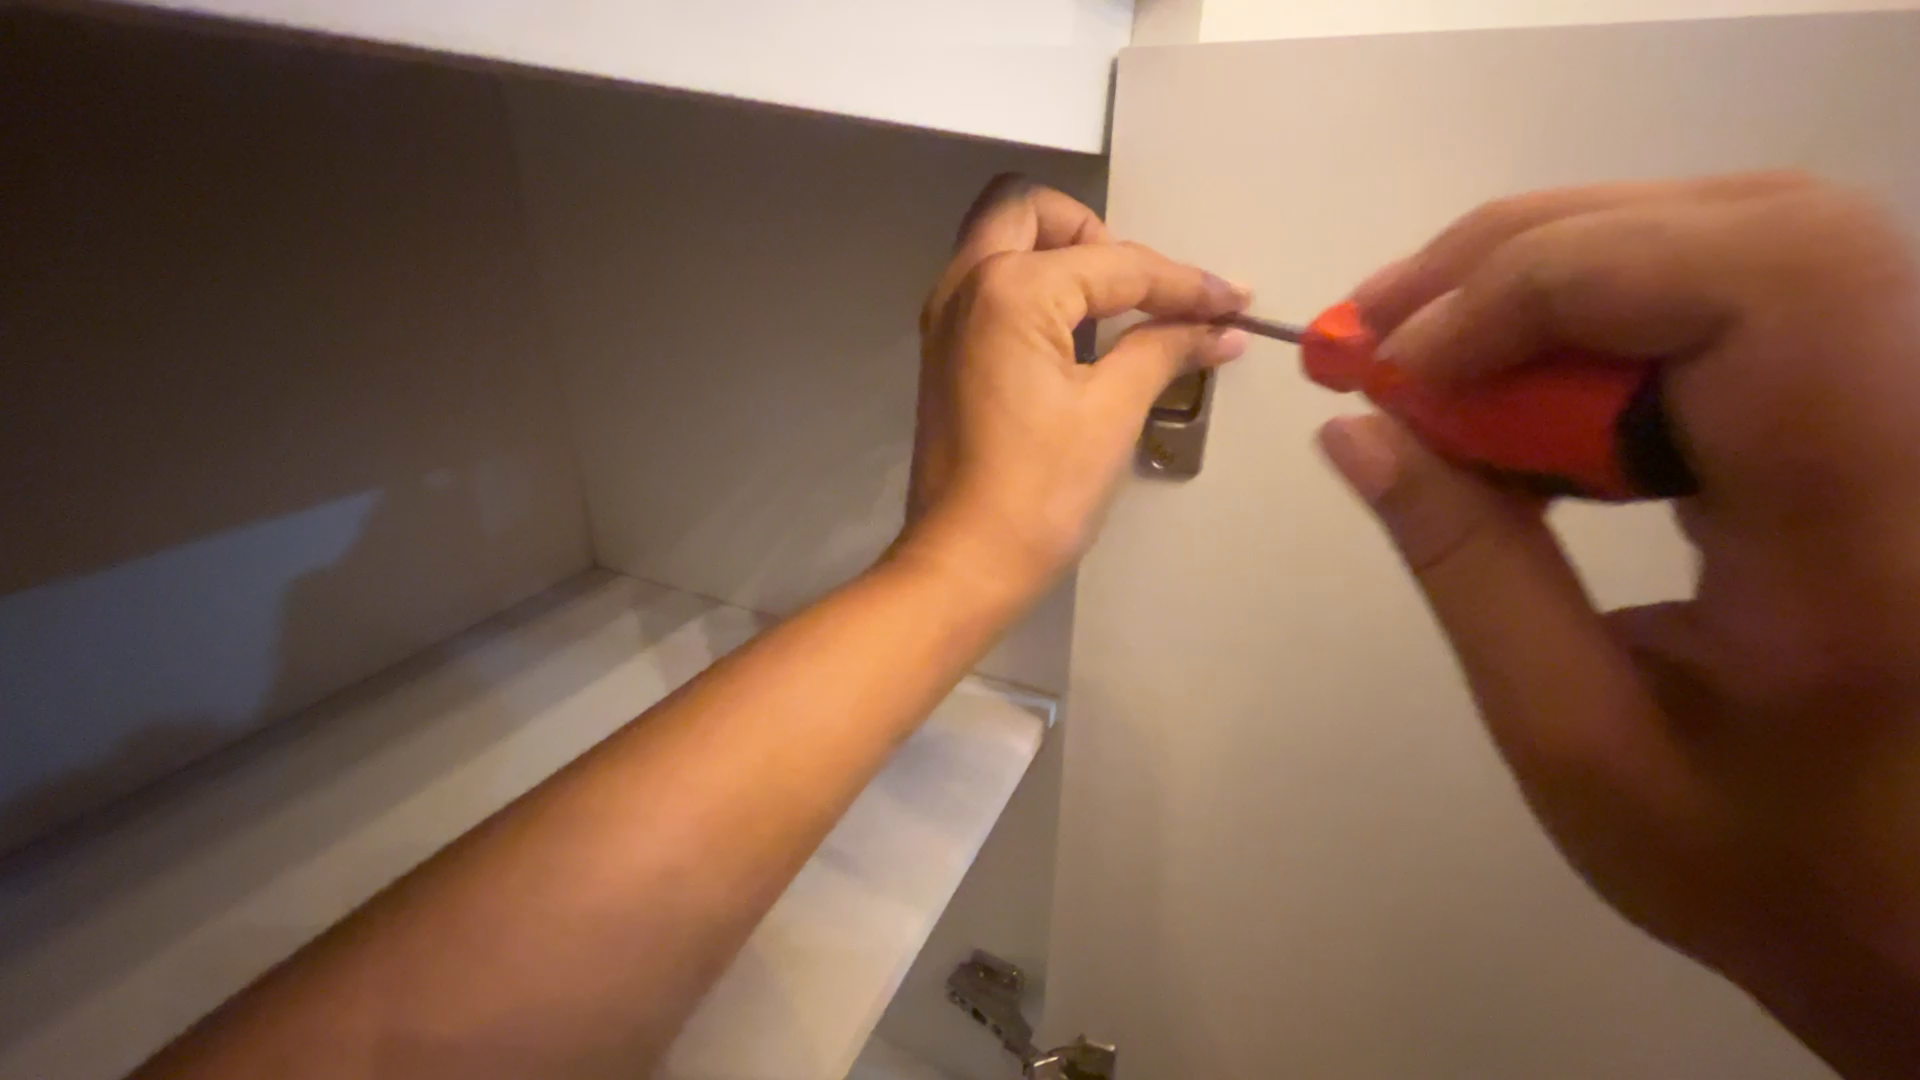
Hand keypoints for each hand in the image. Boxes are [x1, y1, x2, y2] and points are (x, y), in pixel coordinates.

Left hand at [897, 175, 1250, 595]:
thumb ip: (1164, 349)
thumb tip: (1218, 327)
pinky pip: (985, 286)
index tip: (1231, 300)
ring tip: (1110, 309)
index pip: (1115, 265)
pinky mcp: (942, 353)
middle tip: (1136, 288)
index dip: (1182, 283)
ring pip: (997, 241)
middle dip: (1093, 233)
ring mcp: (943, 320)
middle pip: (1028, 210)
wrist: (965, 561)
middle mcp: (965, 286)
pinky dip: (1029, 287)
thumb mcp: (1113, 412)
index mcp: (1009, 290)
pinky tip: (1073, 336)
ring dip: (1055, 252)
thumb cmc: (1040, 492)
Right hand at [1320, 173, 1919, 1076]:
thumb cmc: (1760, 859)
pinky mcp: (1878, 407)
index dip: (1546, 283)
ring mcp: (1917, 403)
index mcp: (1877, 522)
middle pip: (1739, 225)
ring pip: (1723, 240)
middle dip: (1517, 260)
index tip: (1400, 367)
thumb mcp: (1569, 731)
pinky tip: (1503, 393)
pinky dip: (1581, 322)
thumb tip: (1354, 431)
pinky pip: (1720, 303)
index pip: (1754, 283)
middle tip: (1374, 335)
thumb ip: (1464, 563)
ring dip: (1538, 281)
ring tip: (1414, 358)